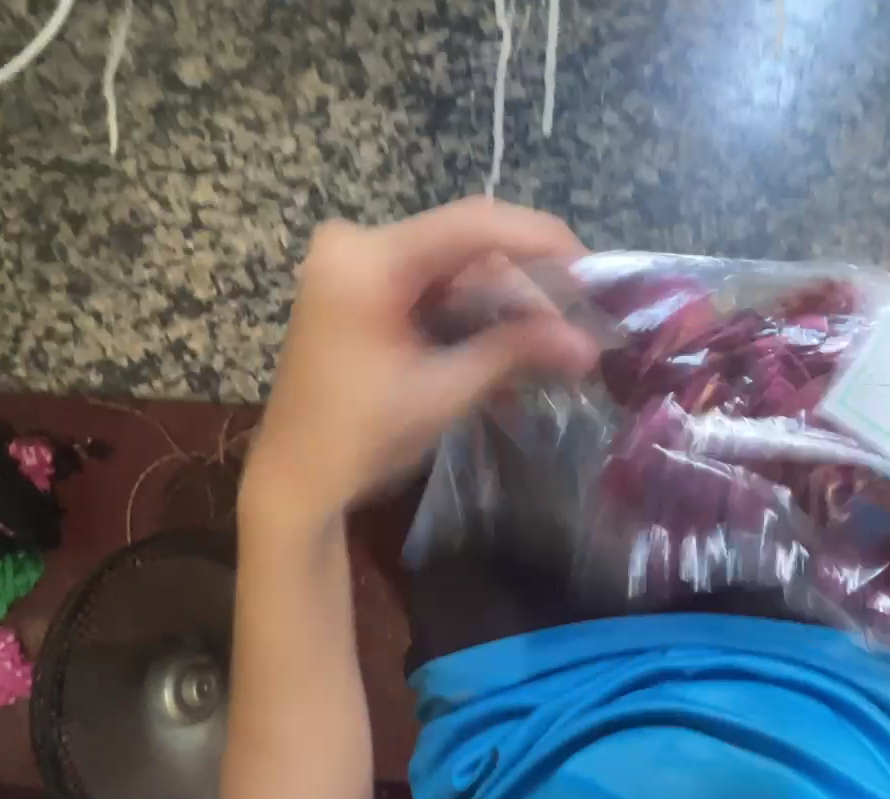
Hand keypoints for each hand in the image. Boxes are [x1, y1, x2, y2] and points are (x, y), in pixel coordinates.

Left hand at [240, 198, 598, 526]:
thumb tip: (588, 346)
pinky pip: (428, 291)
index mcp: (367, 261)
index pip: (472, 227)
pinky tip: (508, 349)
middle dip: (523, 291)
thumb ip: (515, 354)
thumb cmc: (362, 439)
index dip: (539, 241)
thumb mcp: (444, 392)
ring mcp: (352, 267)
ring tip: (550, 347)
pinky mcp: (356, 292)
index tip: (592, 269)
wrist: (297, 480)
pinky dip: (468, 319)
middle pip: (463, 250)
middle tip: (574, 329)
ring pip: (451, 272)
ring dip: (500, 309)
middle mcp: (356, 246)